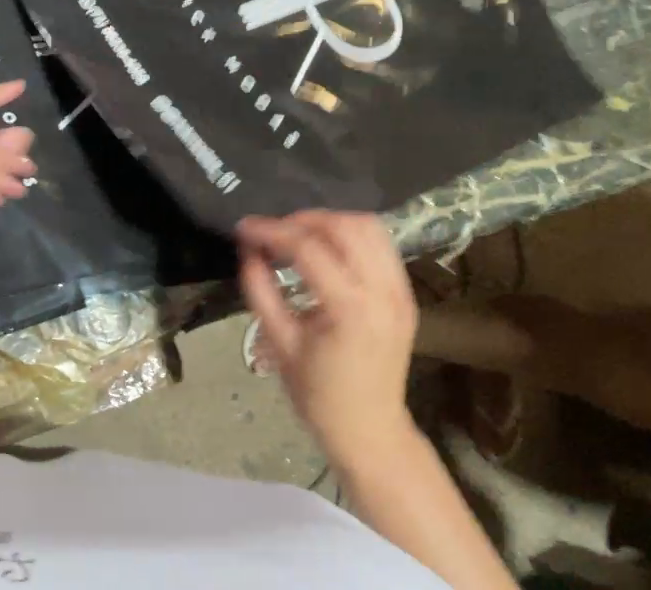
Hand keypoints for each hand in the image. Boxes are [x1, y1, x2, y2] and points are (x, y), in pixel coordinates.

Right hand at [238, 211, 417, 459]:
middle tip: (274, 232)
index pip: (308, 248)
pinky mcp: (406, 295)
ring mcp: (401, 292)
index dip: (271, 231)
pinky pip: (381, 246)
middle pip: (346, 226)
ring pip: (370, 228)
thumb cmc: (318, 394)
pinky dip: (350, 236)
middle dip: (303, 219)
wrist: (369, 430)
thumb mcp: (279, 342)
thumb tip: (249, 251)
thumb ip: (261, 290)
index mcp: (349, 309)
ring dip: (330, 223)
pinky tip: (326, 251)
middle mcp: (382, 293)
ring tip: (299, 236)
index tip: (244, 228)